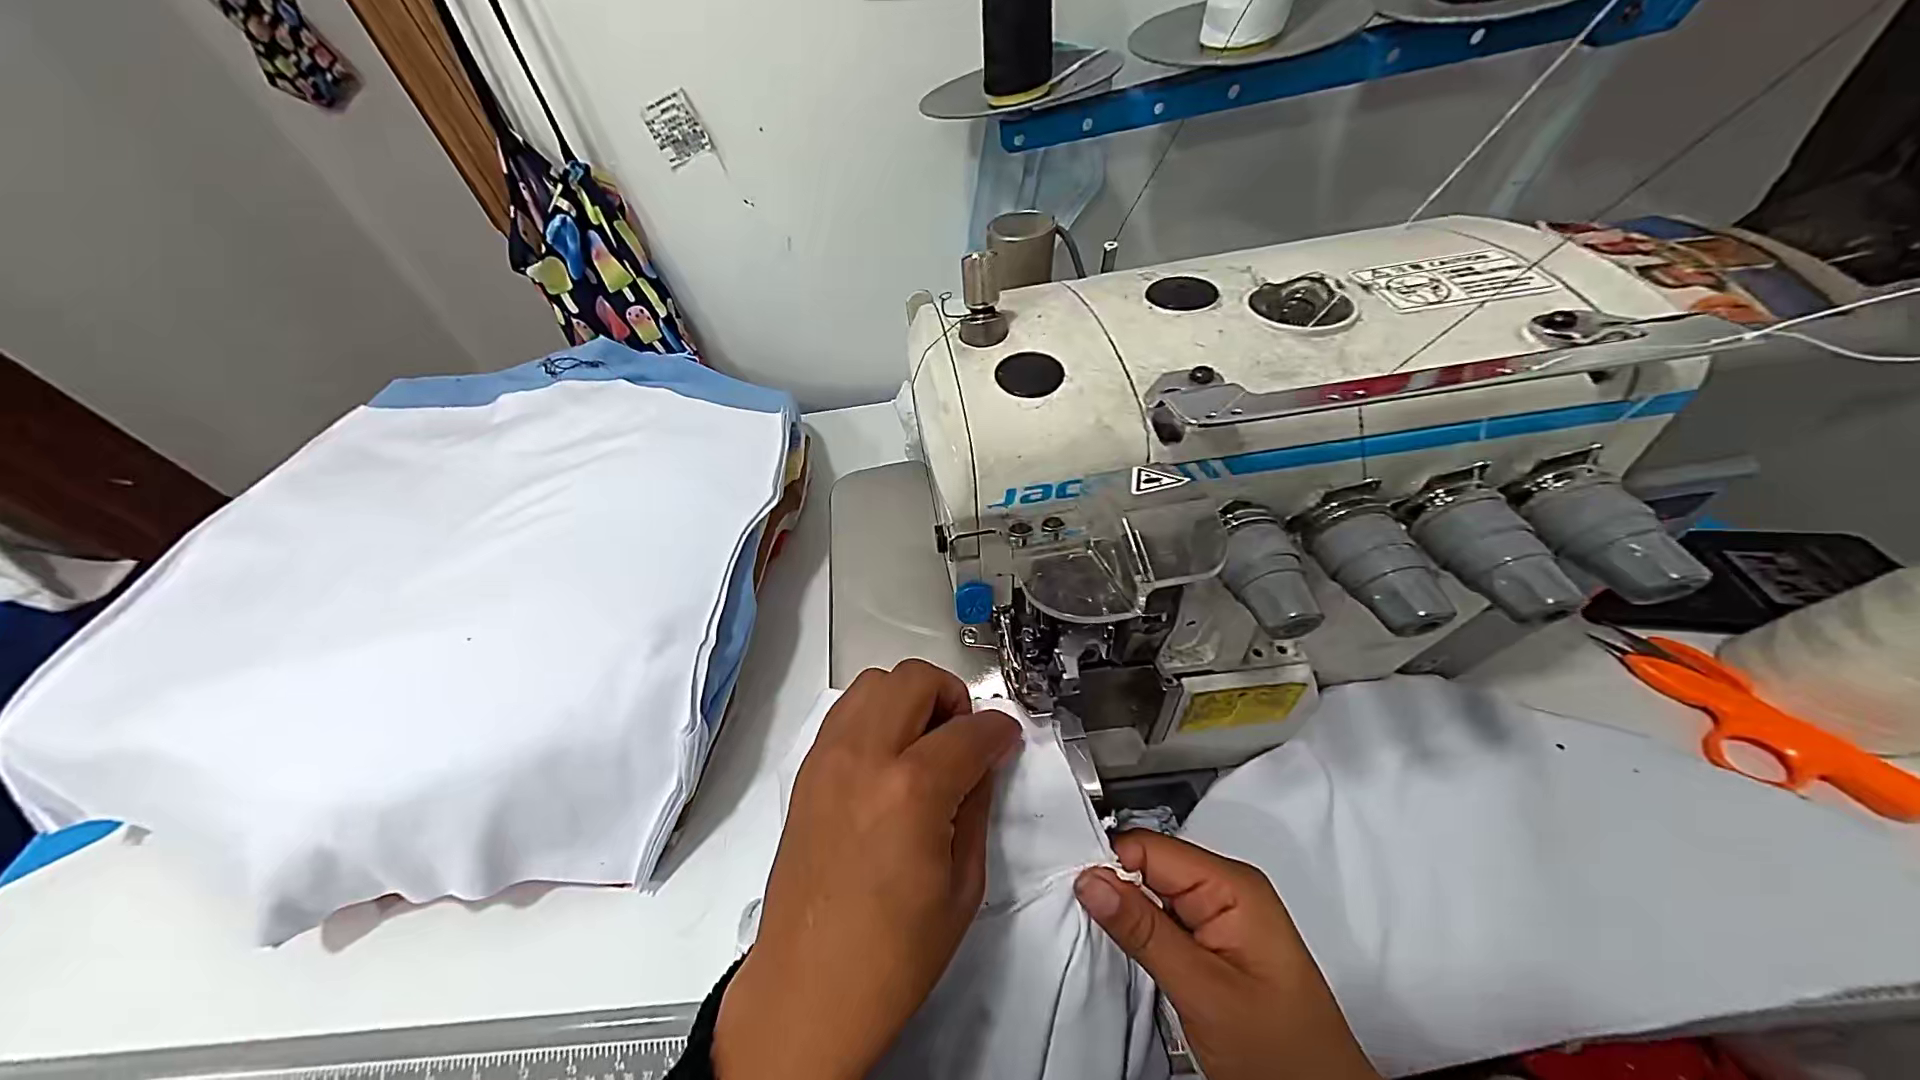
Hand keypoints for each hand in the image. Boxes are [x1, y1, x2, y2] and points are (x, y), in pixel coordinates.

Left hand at [715, 660, 1020, 1079]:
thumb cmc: (887, 956)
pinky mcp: (807, 773)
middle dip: (953, 696)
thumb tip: (984, 761)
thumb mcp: (963, 882)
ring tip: (927, 739)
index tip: (1004, 739)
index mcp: (911, 791)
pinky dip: (876, 714)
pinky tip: (892, 755)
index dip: (999, 731)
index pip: (971, 729)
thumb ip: (976, 802)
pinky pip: (845, 712)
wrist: (809, 989)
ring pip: (875, 681)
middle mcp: (862, 760)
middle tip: (965, 733)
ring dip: (910, 697)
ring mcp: (827, 761)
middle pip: (916, 679)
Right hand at [1075, 831, 1379, 1079]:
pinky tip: (1133, 951)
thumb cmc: (1287, 1056)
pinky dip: (1139, 930)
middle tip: (1091, 922)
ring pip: (1150, 890)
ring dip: (1126, 911)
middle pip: (1147, 863)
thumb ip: (1143, 930)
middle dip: (1115, 887)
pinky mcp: (1210, 938)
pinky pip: (1160, 915)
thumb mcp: (1203, 990)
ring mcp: (1219, 914)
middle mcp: (1226, 889)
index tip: (1082, 893)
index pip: (1148, 847)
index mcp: (1231, 885)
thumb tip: (1094, 880)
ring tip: (1114, 943)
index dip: (1110, 865)